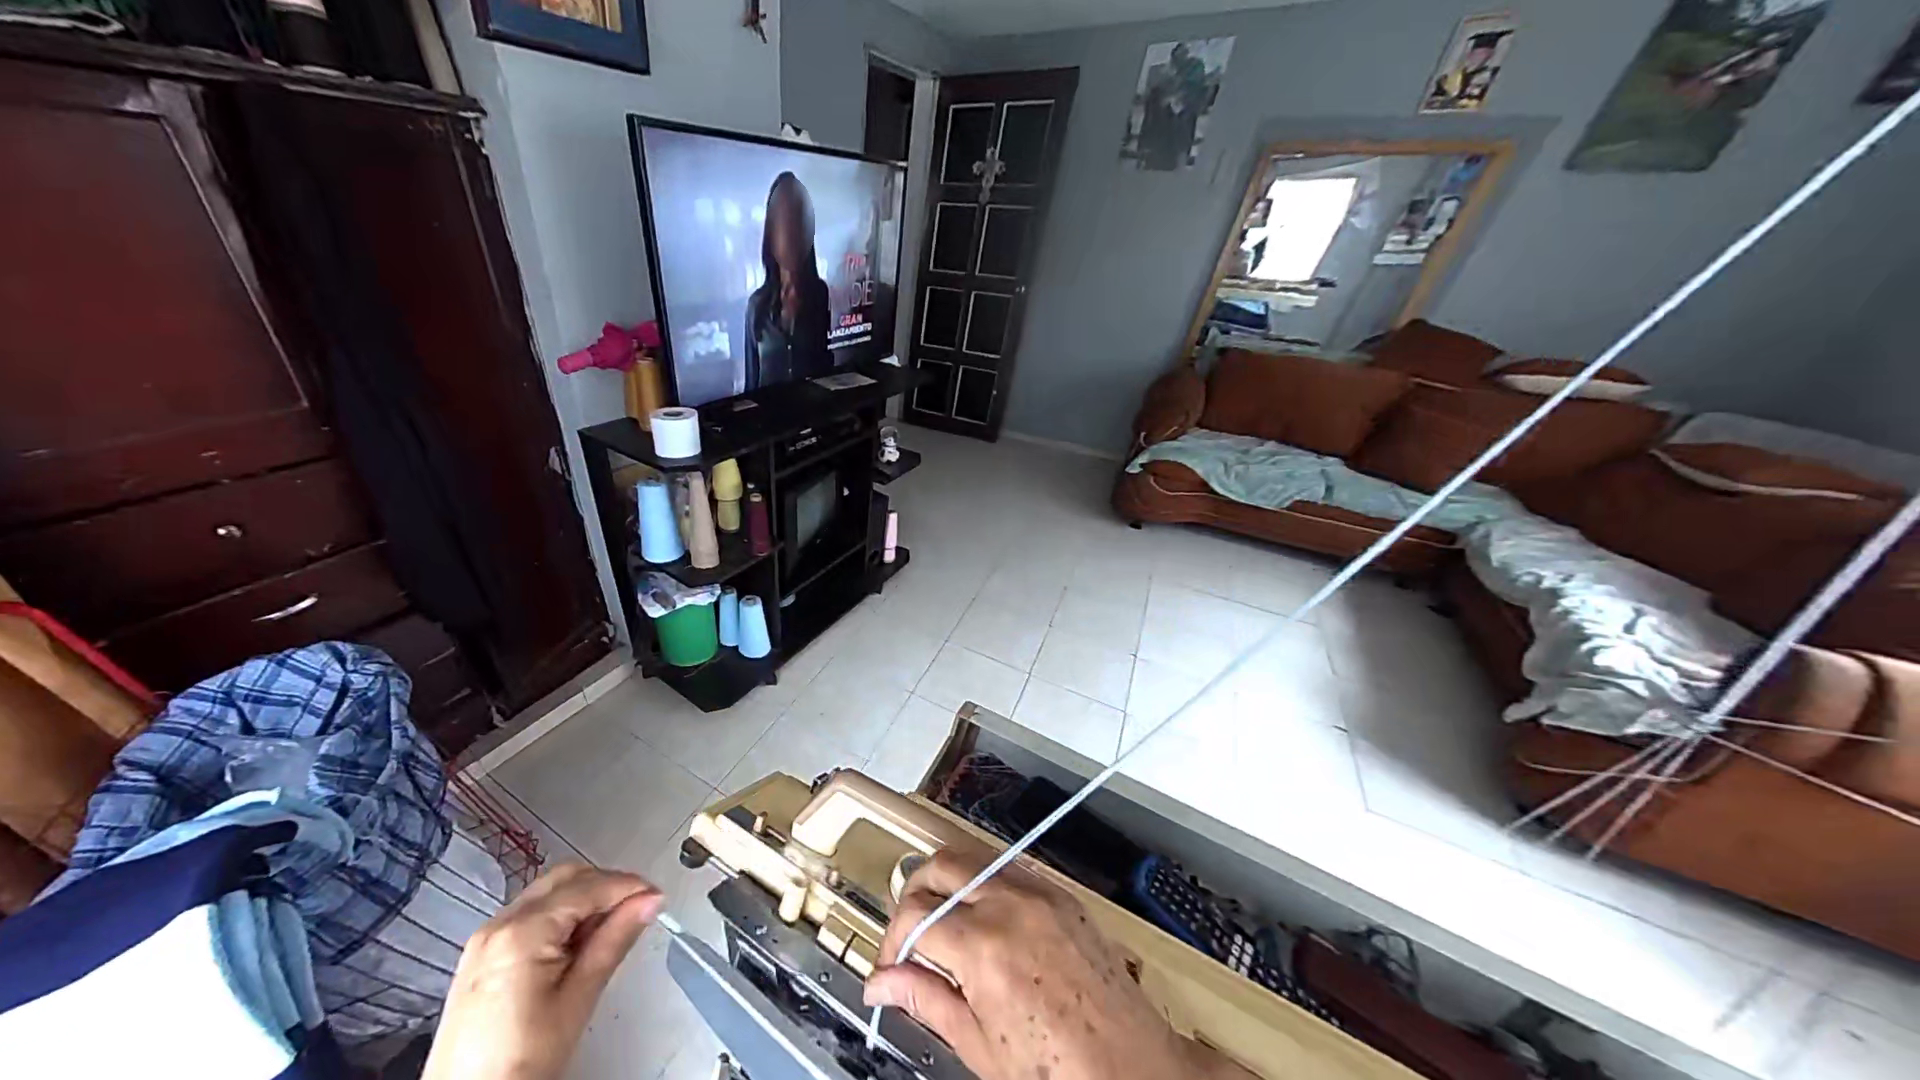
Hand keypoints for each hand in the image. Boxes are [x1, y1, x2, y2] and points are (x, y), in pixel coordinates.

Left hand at [424, 864, 663, 1079]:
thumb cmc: (522, 1062)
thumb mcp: (579, 999)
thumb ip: (615, 940)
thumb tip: (651, 900)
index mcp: (522, 933)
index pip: (588, 887)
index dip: (628, 886)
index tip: (658, 897)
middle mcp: (498, 924)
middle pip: (565, 878)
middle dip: (606, 885)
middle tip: (637, 909)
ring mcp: (485, 938)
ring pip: (548, 891)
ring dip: (585, 898)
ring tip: (611, 930)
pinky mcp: (481, 954)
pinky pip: (530, 913)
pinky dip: (561, 914)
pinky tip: (578, 943)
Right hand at [863, 847, 1255, 1079]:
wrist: (1132, 1064)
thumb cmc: (1065, 1068)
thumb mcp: (980, 1045)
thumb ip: (926, 1001)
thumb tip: (885, 984)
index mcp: (983, 947)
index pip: (912, 915)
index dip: (890, 940)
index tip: (890, 964)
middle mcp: (1010, 905)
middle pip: (938, 864)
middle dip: (913, 892)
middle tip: (908, 931)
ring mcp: (1039, 893)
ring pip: (973, 855)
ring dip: (948, 879)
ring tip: (943, 922)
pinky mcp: (1060, 894)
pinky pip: (1009, 868)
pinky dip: (984, 881)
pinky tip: (983, 918)